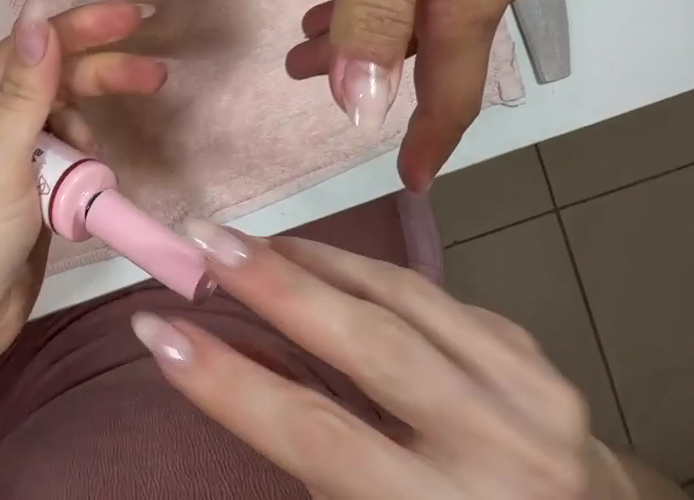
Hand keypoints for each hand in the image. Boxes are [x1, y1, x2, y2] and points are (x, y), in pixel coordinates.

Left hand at [0, 0, 166, 429]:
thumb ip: (25, 90)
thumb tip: (37, 12)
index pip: (29, 48)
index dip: (82, 29)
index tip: (134, 18)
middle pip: (53, 78)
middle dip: (101, 77)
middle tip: (155, 77)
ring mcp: (8, 152)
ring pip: (65, 119)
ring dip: (87, 136)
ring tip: (90, 171)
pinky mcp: (29, 184)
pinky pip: (68, 156)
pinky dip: (84, 167)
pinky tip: (86, 188)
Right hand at [135, 224, 639, 498]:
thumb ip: (309, 444)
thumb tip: (229, 352)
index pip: (317, 435)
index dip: (227, 381)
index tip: (158, 331)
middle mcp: (501, 454)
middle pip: (370, 345)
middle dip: (275, 284)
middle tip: (203, 240)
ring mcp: (531, 395)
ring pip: (403, 298)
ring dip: (314, 260)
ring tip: (247, 243)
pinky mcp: (535, 356)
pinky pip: (432, 297)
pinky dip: (364, 272)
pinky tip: (320, 263)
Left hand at [290, 0, 563, 189]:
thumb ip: (376, 12)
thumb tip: (365, 108)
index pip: (449, 86)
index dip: (424, 137)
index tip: (405, 183)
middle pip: (428, 47)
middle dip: (370, 77)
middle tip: (299, 79)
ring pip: (417, 0)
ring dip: (361, 25)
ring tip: (303, 30)